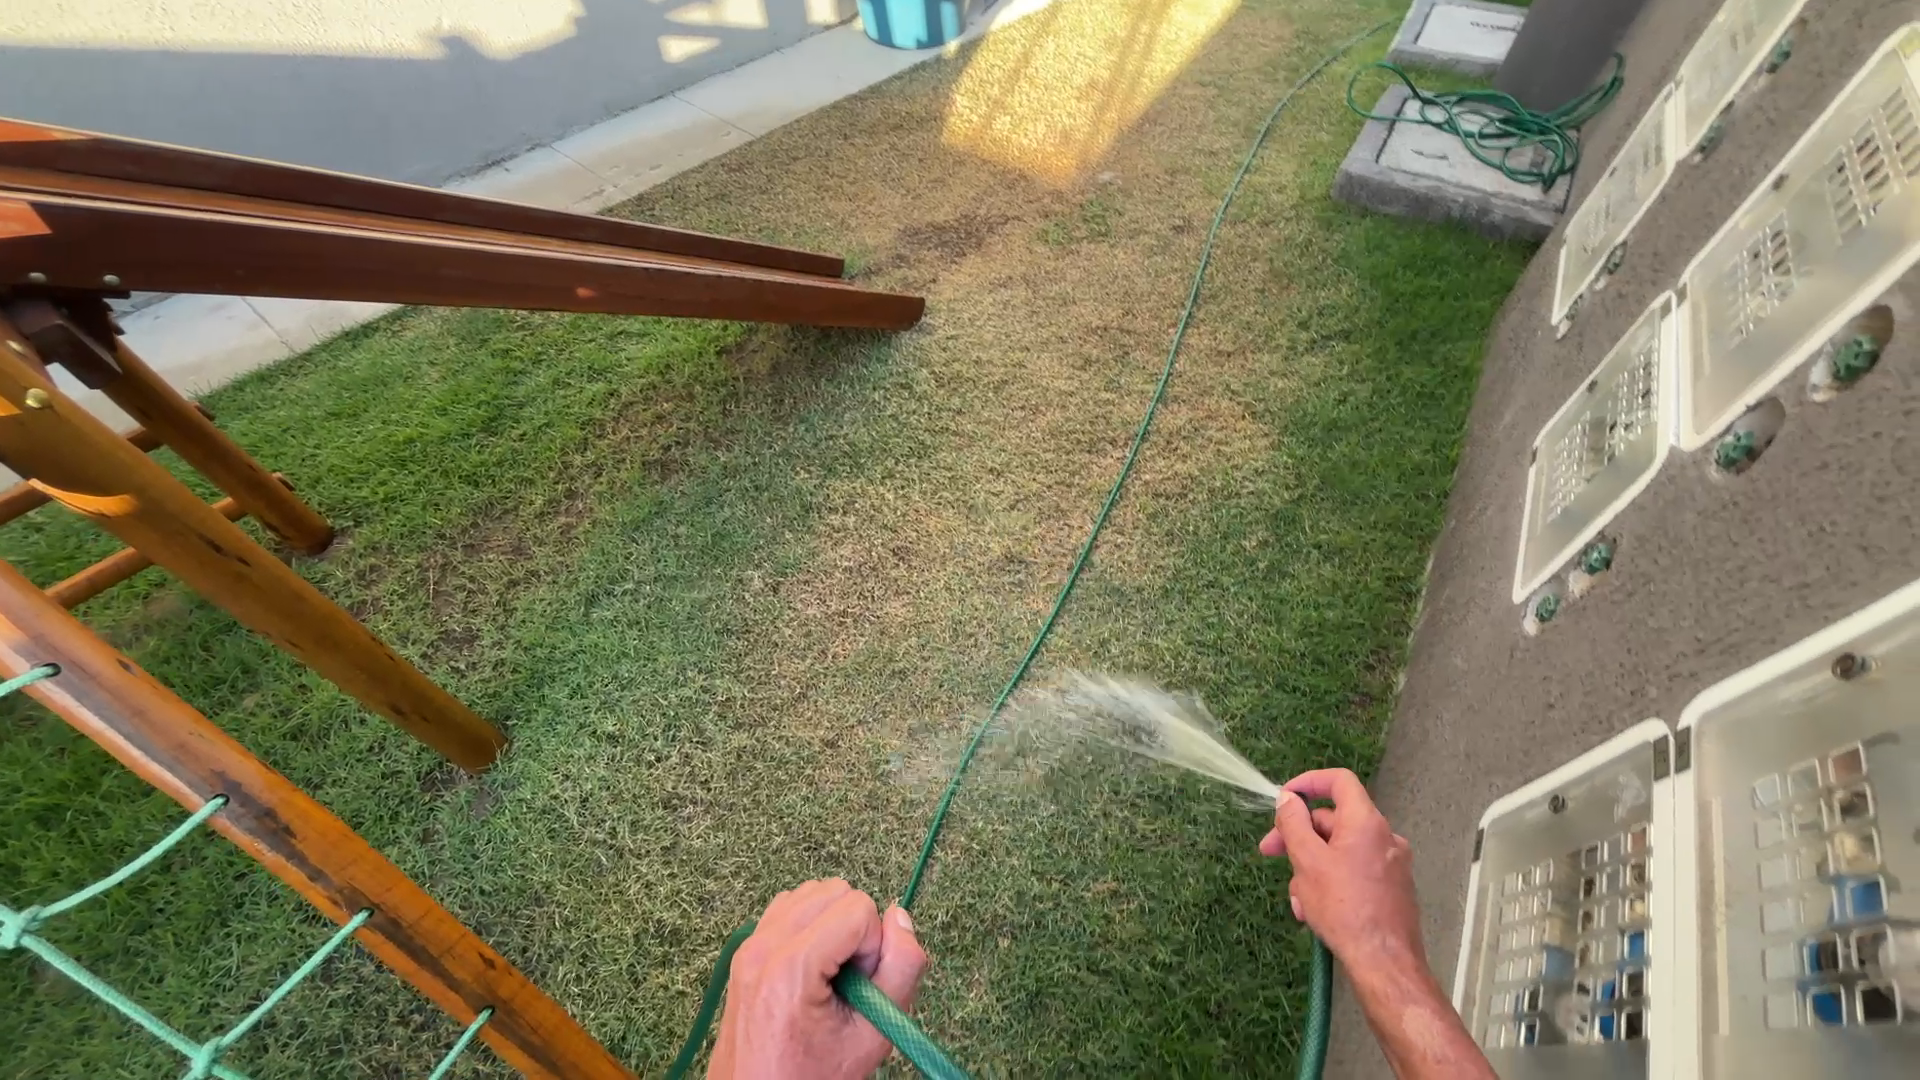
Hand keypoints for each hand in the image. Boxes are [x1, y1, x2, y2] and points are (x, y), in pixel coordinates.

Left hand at [709, 879, 927, 1079]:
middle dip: (855, 929)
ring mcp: (750, 942)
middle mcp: (765, 944)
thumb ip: (902, 969)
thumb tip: (898, 914)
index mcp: (791, 968)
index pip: (858, 908)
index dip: (873, 945)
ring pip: (815, 890)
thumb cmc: (813, 1076)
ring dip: (834, 922)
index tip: (861, 987)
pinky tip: (812, 963)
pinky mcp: (746, 944)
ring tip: (830, 972)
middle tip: (848, 978)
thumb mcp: (873, 1035)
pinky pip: (791, 903)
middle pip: (837, 891)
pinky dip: (812, 921)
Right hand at [1258, 768, 1422, 971]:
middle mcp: (1385, 837)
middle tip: (1269, 851)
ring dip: (1310, 866)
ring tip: (1297, 898)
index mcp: (1366, 822)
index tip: (1284, 799)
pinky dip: (1330, 881)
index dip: (1308, 782)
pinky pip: (1354, 871)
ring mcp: (1392, 864)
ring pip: (1339, 850)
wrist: (1385, 964)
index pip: (1338, 780)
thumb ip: (1293, 823)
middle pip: (1333, 819)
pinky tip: (1313, 910)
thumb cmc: (1343, 907)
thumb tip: (1288, 799)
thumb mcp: (1307, 860)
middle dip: (1298, 835)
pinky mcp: (1393, 889)